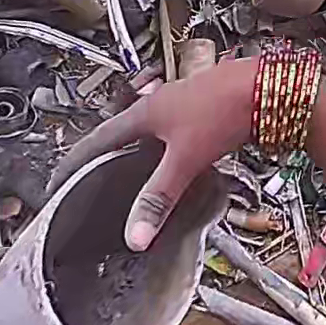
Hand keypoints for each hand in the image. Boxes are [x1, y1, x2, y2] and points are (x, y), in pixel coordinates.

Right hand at [53, 56, 256, 251]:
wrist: (268, 88)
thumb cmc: (223, 112)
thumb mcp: (184, 159)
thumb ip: (159, 196)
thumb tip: (134, 236)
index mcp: (144, 112)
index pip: (97, 139)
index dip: (75, 162)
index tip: (57, 181)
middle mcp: (160, 102)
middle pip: (124, 133)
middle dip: (109, 158)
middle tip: (95, 182)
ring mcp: (185, 102)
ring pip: (154, 132)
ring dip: (144, 154)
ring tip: (135, 179)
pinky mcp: (207, 108)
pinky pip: (178, 132)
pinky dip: (172, 150)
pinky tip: (181, 164)